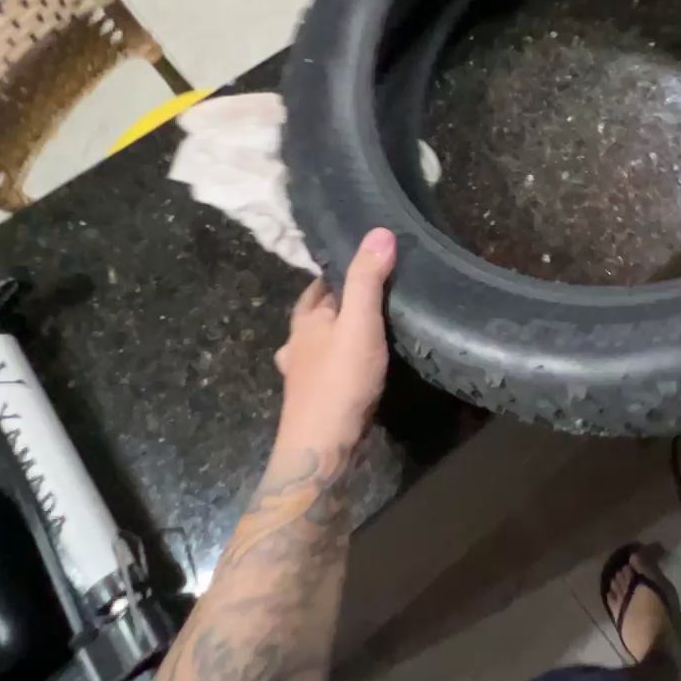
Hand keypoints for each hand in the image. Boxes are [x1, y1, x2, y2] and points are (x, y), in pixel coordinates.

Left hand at [272, 228, 396, 463]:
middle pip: (318, 314)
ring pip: (323, 343)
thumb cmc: (339, 381)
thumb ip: (368, 279)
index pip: (320, 285)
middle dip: (341, 301)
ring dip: (341, 332)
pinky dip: (347, 361)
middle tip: (380, 291)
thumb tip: (380, 231)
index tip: (371, 260)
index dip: (342, 270)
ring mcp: (307, 376)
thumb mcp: (358, 322)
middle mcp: (299, 345)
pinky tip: (364, 367)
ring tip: (375, 326)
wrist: (322, 449)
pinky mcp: (321, 400)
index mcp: (305, 322)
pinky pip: (334, 370)